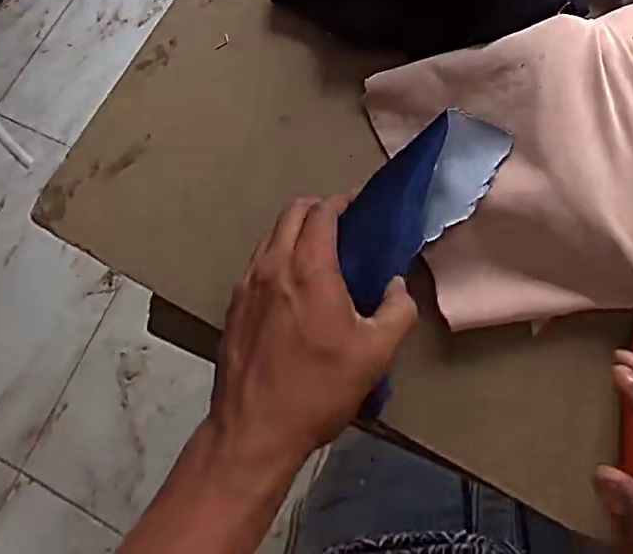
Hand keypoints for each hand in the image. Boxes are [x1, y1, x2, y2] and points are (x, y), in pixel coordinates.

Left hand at [207, 194, 418, 472]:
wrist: (252, 432)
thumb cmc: (317, 389)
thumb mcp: (375, 354)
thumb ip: (398, 311)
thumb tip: (397, 285)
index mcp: (308, 268)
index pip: (322, 213)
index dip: (341, 201)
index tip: (357, 204)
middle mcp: (274, 265)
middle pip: (292, 211)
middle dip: (318, 207)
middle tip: (341, 222)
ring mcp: (248, 283)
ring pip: (272, 233)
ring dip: (296, 228)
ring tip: (319, 250)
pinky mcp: (234, 304)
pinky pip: (259, 260)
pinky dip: (279, 252)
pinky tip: (293, 282)